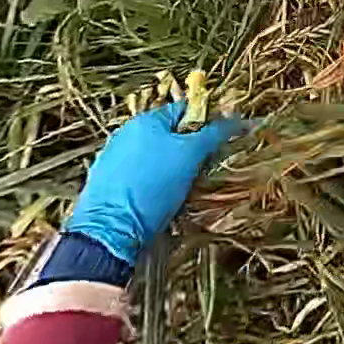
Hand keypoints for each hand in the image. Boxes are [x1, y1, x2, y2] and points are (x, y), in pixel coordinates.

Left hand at [63, 100, 251, 262]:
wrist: (108, 234)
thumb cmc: (153, 185)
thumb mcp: (192, 155)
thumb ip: (215, 132)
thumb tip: (238, 119)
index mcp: (145, 121)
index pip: (186, 109)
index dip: (207, 121)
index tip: (220, 139)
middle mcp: (125, 135)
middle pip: (171, 133)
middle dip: (190, 147)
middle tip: (205, 163)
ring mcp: (111, 160)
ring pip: (156, 155)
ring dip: (173, 166)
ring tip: (185, 184)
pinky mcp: (105, 185)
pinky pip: (140, 175)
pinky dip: (154, 181)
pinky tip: (161, 197)